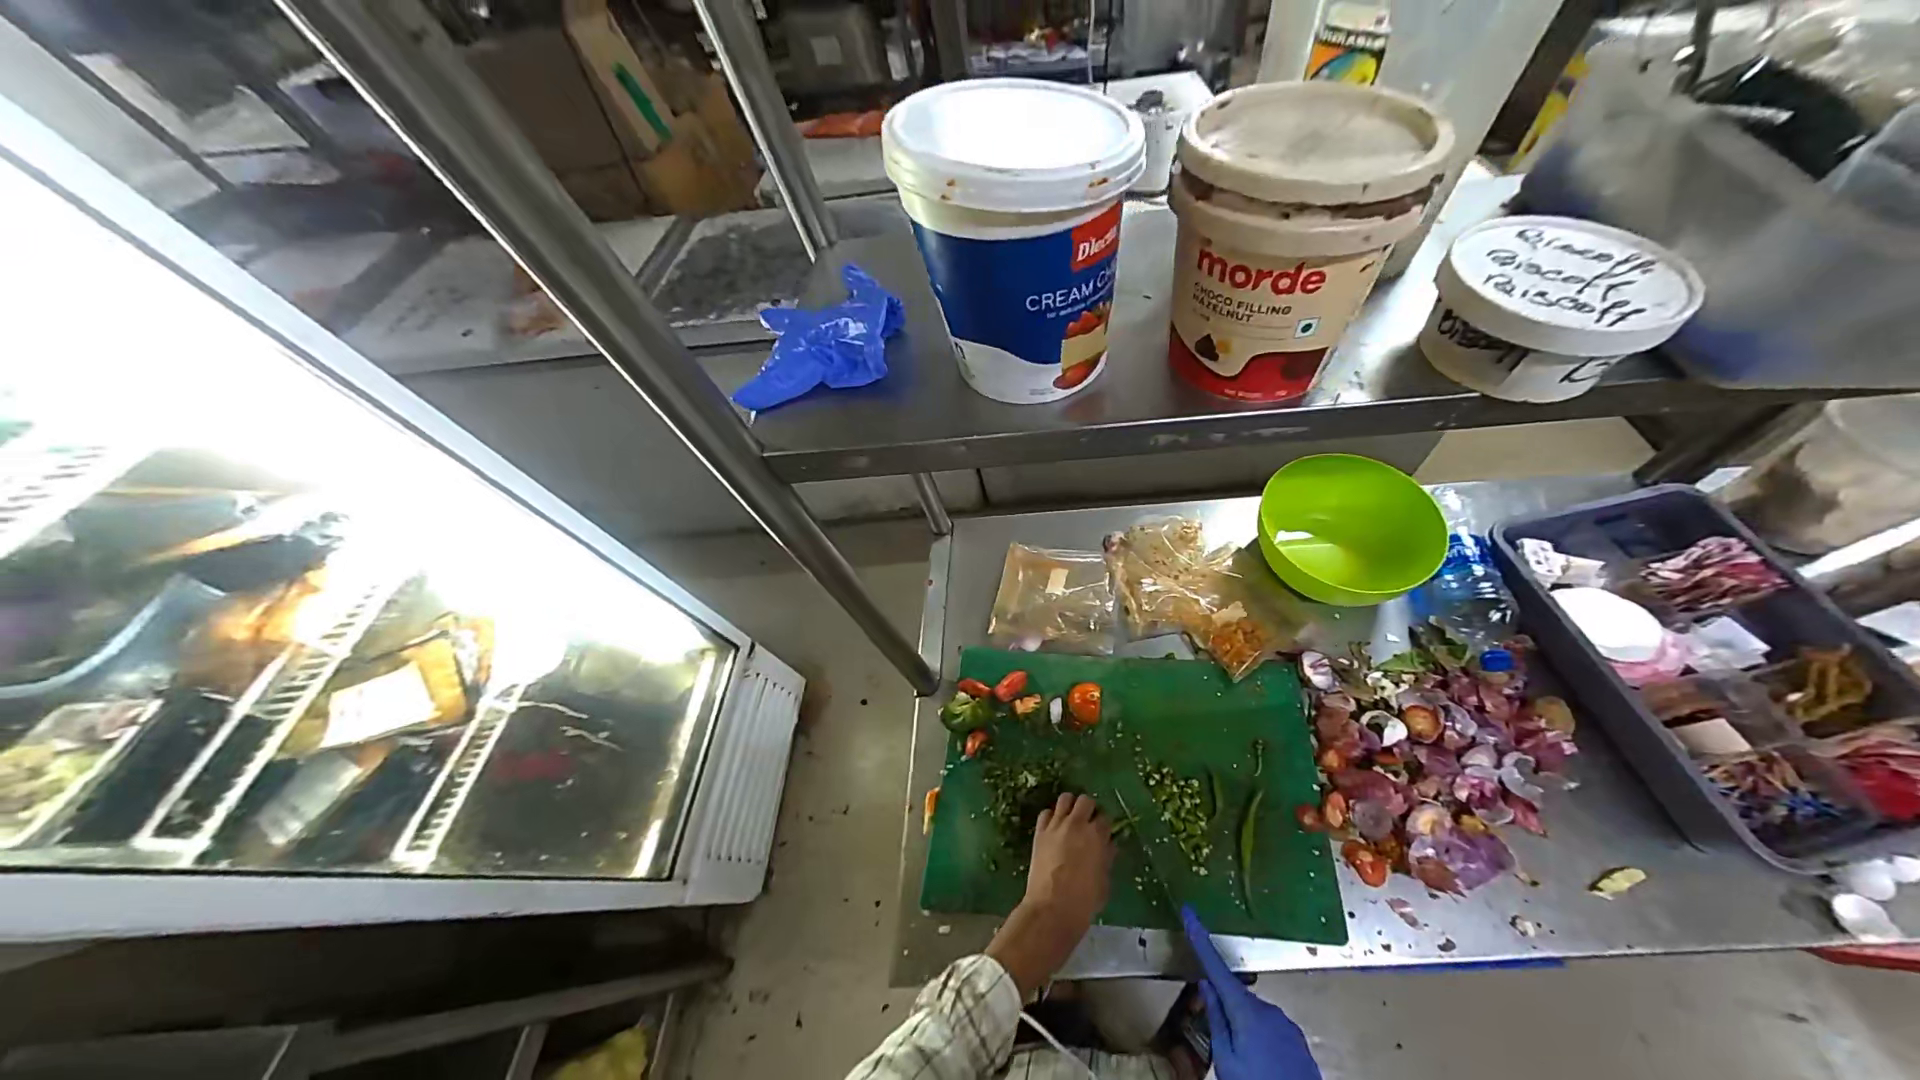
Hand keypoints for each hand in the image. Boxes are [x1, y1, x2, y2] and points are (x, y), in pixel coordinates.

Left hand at [985, 793, 1113, 994]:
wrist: (1052, 908)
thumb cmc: (1084, 901)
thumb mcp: (1104, 881)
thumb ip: (1106, 858)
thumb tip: (1108, 846)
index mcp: (1097, 836)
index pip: (1105, 818)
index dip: (1105, 826)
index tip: (1104, 833)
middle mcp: (1076, 824)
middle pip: (1085, 801)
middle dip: (1089, 809)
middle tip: (1088, 823)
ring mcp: (1056, 825)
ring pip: (1065, 798)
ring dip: (1070, 806)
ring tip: (1071, 819)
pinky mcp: (1040, 832)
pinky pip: (1046, 813)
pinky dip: (1052, 816)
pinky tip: (1054, 828)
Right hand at [1182, 906, 1320, 1079]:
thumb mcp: (1226, 1061)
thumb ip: (1216, 1020)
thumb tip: (1206, 985)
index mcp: (1246, 1011)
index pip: (1216, 966)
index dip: (1199, 937)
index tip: (1188, 910)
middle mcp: (1267, 1009)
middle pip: (1235, 996)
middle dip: (1222, 1009)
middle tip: (1222, 1047)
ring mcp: (1286, 1025)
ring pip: (1251, 1015)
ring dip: (1241, 1029)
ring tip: (1244, 1069)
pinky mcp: (1298, 1042)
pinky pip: (1268, 1029)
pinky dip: (1258, 1040)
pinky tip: (1261, 1069)